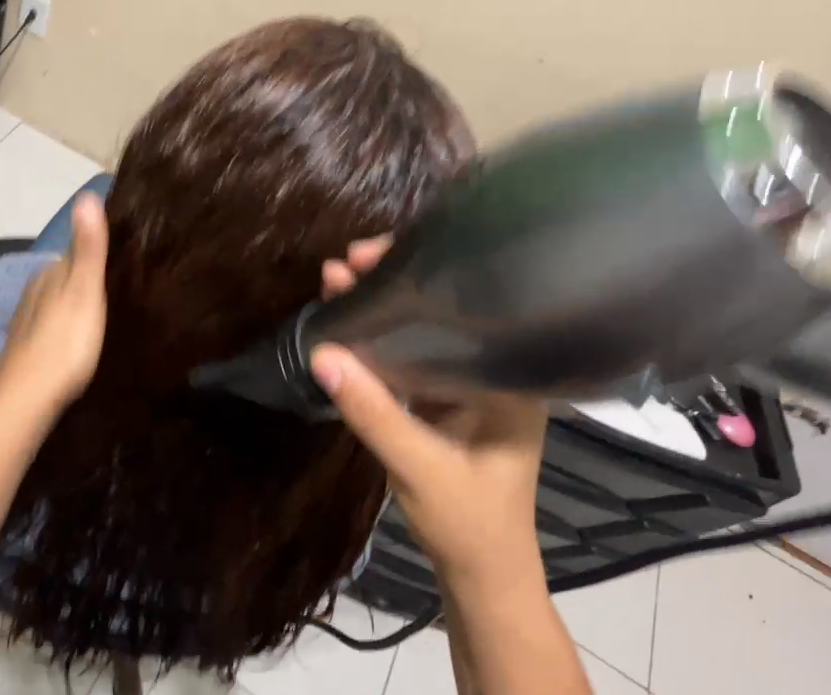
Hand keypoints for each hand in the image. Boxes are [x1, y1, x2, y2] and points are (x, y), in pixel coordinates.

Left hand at [0, 193, 110, 410]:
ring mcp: (27, 319)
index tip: (123, 260)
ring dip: (74, 305)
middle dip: (85, 280)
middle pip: (64, 277)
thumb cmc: (64, 341)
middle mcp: (33, 289)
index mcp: (49, 272)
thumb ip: (88, 248)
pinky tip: (76, 339)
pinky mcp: (26, 346)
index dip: (97, 254)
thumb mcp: (84, 291)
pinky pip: (51, 325)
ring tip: (103, 314)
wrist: (26, 397)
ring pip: (56, 302)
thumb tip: (86, 195)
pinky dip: (64, 326)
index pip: (75, 253)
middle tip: (119, 288)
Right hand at [310, 235, 549, 590]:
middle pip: (439, 312)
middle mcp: (491, 375)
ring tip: (335, 279)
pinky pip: (405, 360)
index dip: (418, 274)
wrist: (481, 575)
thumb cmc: (469, 523)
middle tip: (345, 262)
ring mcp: (464, 388)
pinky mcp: (440, 403)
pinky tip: (345, 322)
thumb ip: (373, 412)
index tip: (370, 256)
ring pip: (418, 333)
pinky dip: (375, 341)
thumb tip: (321, 353)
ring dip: (378, 308)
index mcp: (509, 382)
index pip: (466, 308)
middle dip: (391, 283)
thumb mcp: (420, 468)